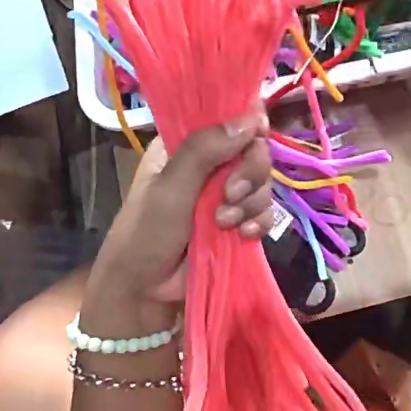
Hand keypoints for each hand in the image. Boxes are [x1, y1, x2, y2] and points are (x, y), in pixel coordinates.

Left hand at [84, 116, 274, 326]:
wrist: (145, 293)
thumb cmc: (146, 232)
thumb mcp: (170, 187)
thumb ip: (205, 150)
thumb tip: (251, 117)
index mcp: (185, 145)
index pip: (225, 119)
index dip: (246, 123)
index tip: (258, 133)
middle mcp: (209, 166)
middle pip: (253, 150)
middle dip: (249, 173)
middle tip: (230, 193)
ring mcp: (226, 196)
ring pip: (262, 183)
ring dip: (250, 202)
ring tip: (224, 222)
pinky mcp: (239, 224)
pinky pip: (265, 213)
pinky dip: (259, 223)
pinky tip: (244, 235)